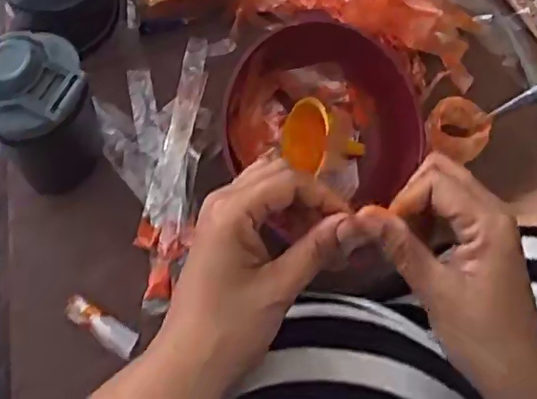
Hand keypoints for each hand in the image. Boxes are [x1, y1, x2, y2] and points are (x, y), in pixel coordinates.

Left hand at [105, 155, 350, 398]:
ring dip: (295, 201)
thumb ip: (315, 250)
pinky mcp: (219, 225)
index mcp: (231, 207)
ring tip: (320, 232)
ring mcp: (218, 210)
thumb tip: (351, 223)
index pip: (287, 179)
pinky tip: (297, 236)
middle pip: (276, 172)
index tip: (349, 219)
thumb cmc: (229, 329)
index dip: (323, 195)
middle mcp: (222, 197)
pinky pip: (255, 200)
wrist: (186, 364)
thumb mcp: (278, 289)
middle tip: (336, 226)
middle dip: (310, 194)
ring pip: (265, 182)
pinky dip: (279, 210)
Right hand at [353, 154, 536, 398]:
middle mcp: (495, 209)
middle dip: (411, 191)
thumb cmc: (483, 339)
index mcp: (488, 219)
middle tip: (394, 225)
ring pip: (447, 183)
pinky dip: (431, 213)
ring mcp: (494, 220)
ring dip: (420, 202)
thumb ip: (401, 247)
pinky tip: (419, 240)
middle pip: (443, 170)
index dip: (405, 199)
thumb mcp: (437, 293)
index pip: (435, 180)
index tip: (387, 230)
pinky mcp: (489, 233)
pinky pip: (454, 203)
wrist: (522, 380)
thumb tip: (362, 214)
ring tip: (403, 235)